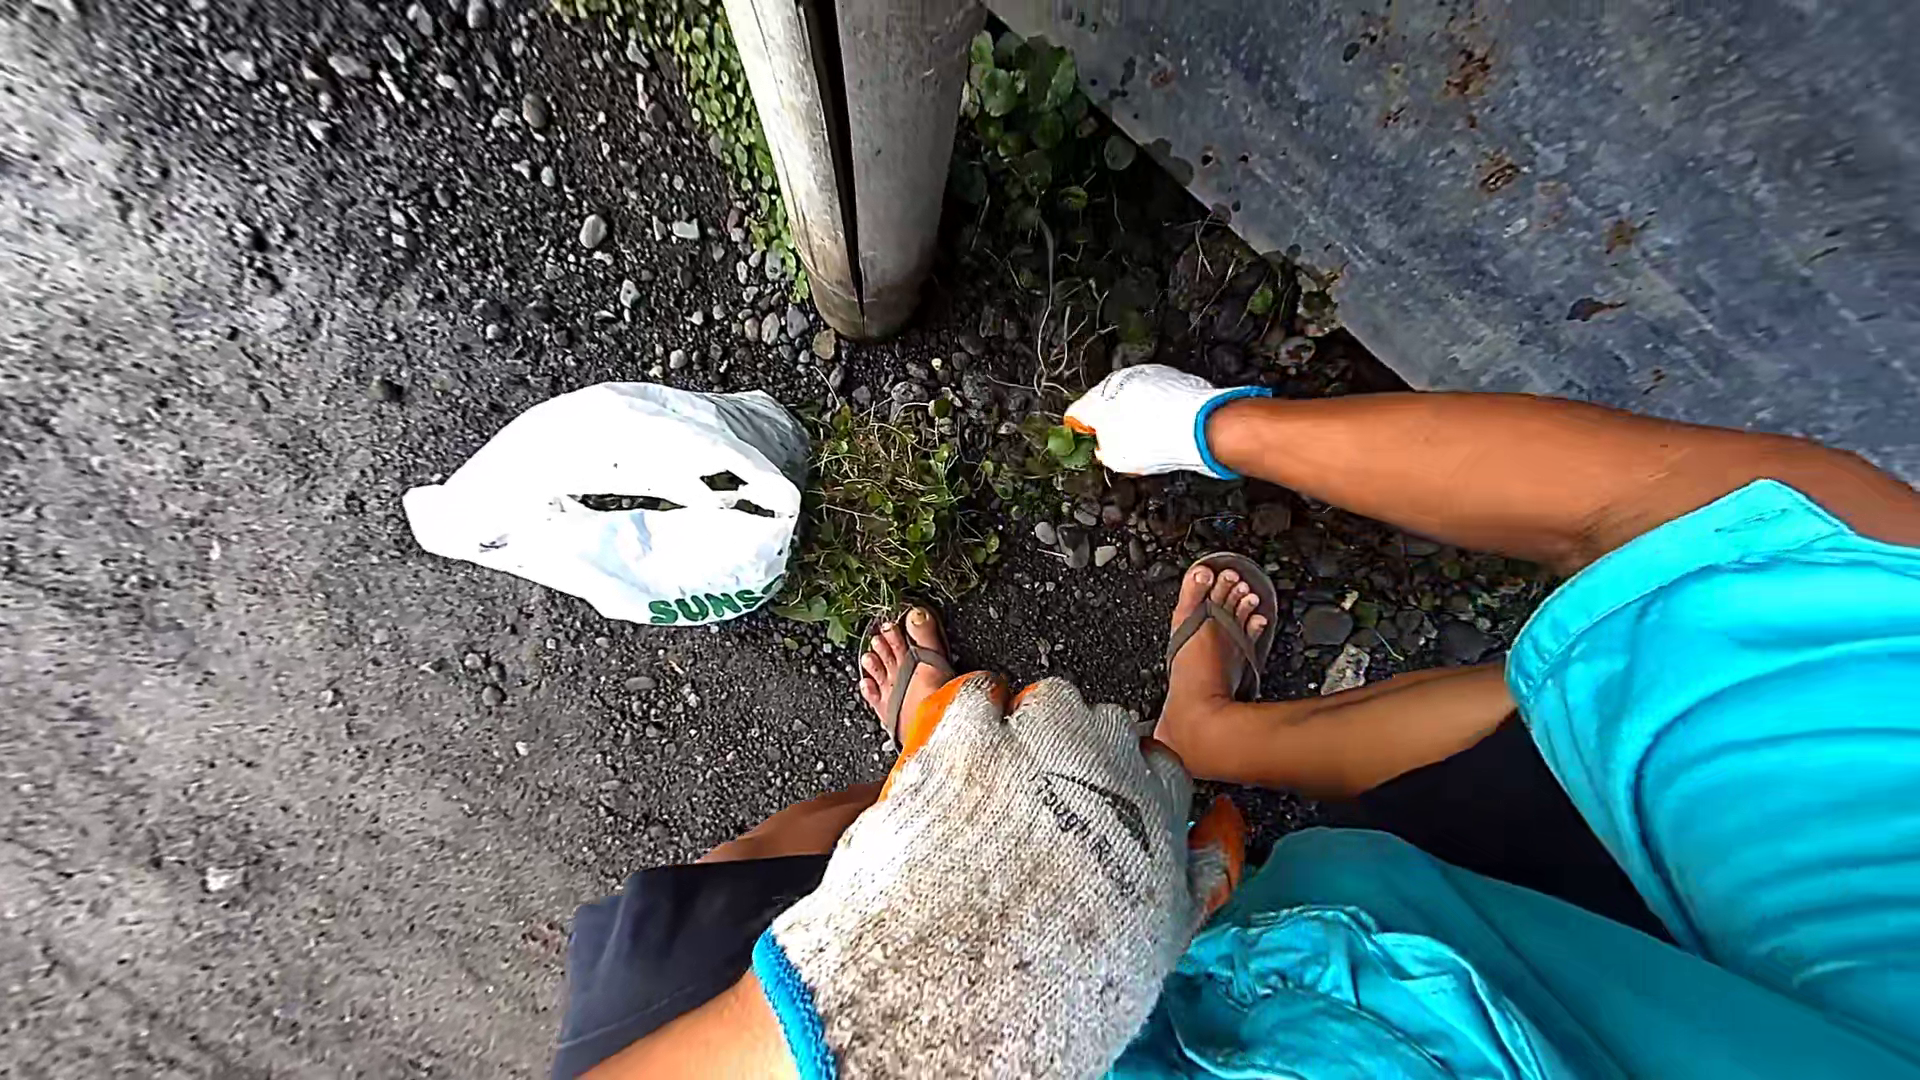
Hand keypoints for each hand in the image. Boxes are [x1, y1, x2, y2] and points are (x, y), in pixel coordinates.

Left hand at [752, 674, 1243, 1079]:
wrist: (955, 992)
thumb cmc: (1050, 983)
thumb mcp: (1155, 941)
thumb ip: (1195, 877)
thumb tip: (1221, 827)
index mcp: (1153, 816)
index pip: (1161, 765)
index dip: (1128, 776)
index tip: (1103, 788)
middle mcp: (1107, 766)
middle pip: (1105, 725)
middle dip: (1082, 748)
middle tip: (1046, 784)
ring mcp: (1039, 741)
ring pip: (1052, 700)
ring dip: (1035, 723)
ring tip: (1007, 762)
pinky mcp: (975, 731)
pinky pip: (984, 691)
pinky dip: (977, 705)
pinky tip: (968, 736)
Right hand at [1064, 364, 1270, 477]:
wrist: (1199, 426)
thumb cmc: (1155, 440)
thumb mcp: (1115, 460)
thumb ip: (1101, 451)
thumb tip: (1103, 448)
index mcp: (1096, 399)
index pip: (1075, 414)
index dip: (1080, 433)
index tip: (1089, 443)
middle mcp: (1117, 380)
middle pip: (1103, 403)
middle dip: (1109, 423)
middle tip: (1117, 445)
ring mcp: (1145, 375)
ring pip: (1129, 397)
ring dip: (1133, 414)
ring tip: (1146, 438)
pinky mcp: (1170, 375)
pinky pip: (1154, 394)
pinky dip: (1155, 408)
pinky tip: (1163, 427)